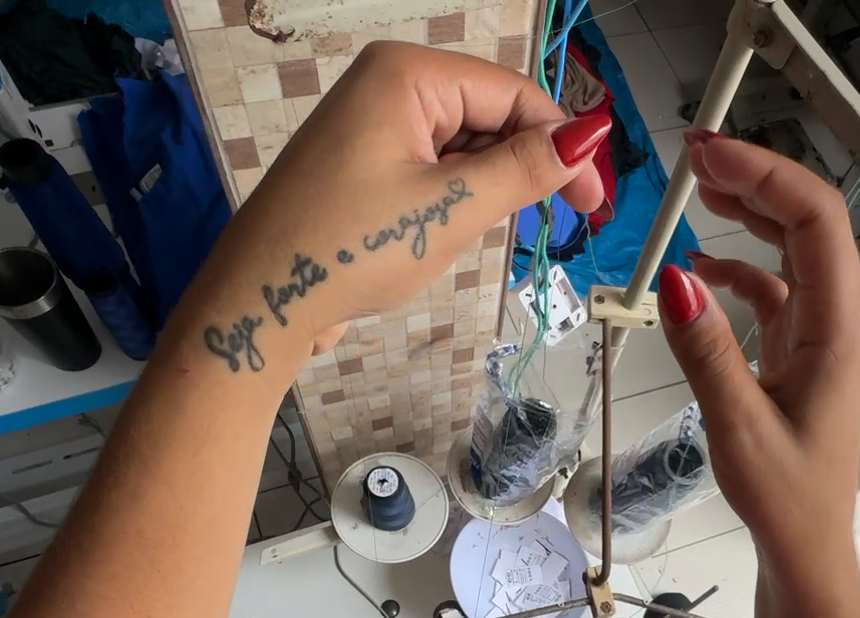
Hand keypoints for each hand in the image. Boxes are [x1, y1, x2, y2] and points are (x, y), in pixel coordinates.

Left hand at [174, 42, 608, 374]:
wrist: (266, 301)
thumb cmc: (351, 249)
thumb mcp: (450, 209)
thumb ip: (523, 169)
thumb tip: (588, 137)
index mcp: (407, 75)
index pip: (513, 95)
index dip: (563, 145)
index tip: (594, 202)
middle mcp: (389, 87)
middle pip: (489, 117)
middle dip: (524, 168)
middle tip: (556, 224)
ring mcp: (374, 128)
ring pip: (463, 149)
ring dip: (488, 190)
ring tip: (472, 235)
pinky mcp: (366, 168)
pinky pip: (432, 172)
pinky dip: (455, 201)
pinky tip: (446, 234)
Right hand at [658, 133, 859, 585]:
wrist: (805, 542)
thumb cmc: (783, 494)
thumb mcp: (737, 423)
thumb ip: (706, 350)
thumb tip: (674, 279)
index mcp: (836, 329)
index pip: (814, 221)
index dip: (765, 176)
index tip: (708, 154)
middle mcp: (836, 320)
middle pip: (807, 224)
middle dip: (755, 183)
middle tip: (696, 160)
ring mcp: (819, 335)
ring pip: (791, 254)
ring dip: (750, 218)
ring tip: (699, 196)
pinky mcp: (798, 354)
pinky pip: (773, 293)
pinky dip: (739, 271)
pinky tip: (703, 271)